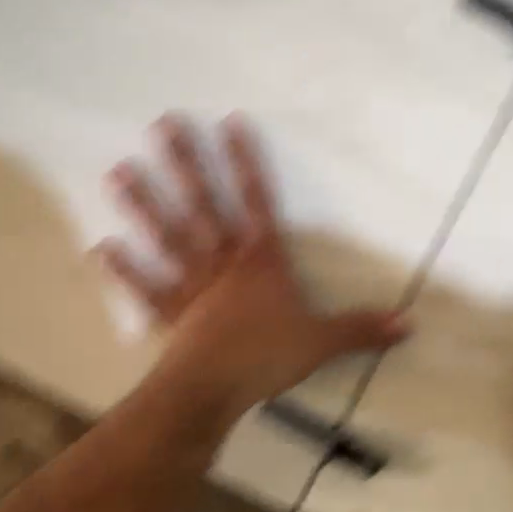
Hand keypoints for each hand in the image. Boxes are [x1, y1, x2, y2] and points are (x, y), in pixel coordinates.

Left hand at [94, 113, 407, 411]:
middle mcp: (223, 264)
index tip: (230, 122)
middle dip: (186, 165)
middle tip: (164, 124)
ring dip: (144, 206)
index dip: (246, 163)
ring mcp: (192, 287)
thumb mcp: (323, 342)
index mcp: (262, 263)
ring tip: (119, 171)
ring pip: (168, 238)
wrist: (213, 388)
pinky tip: (102, 248)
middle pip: (203, 207)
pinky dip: (125, 271)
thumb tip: (410, 324)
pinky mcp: (170, 315)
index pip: (257, 203)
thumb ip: (362, 329)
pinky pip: (147, 290)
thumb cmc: (268, 356)